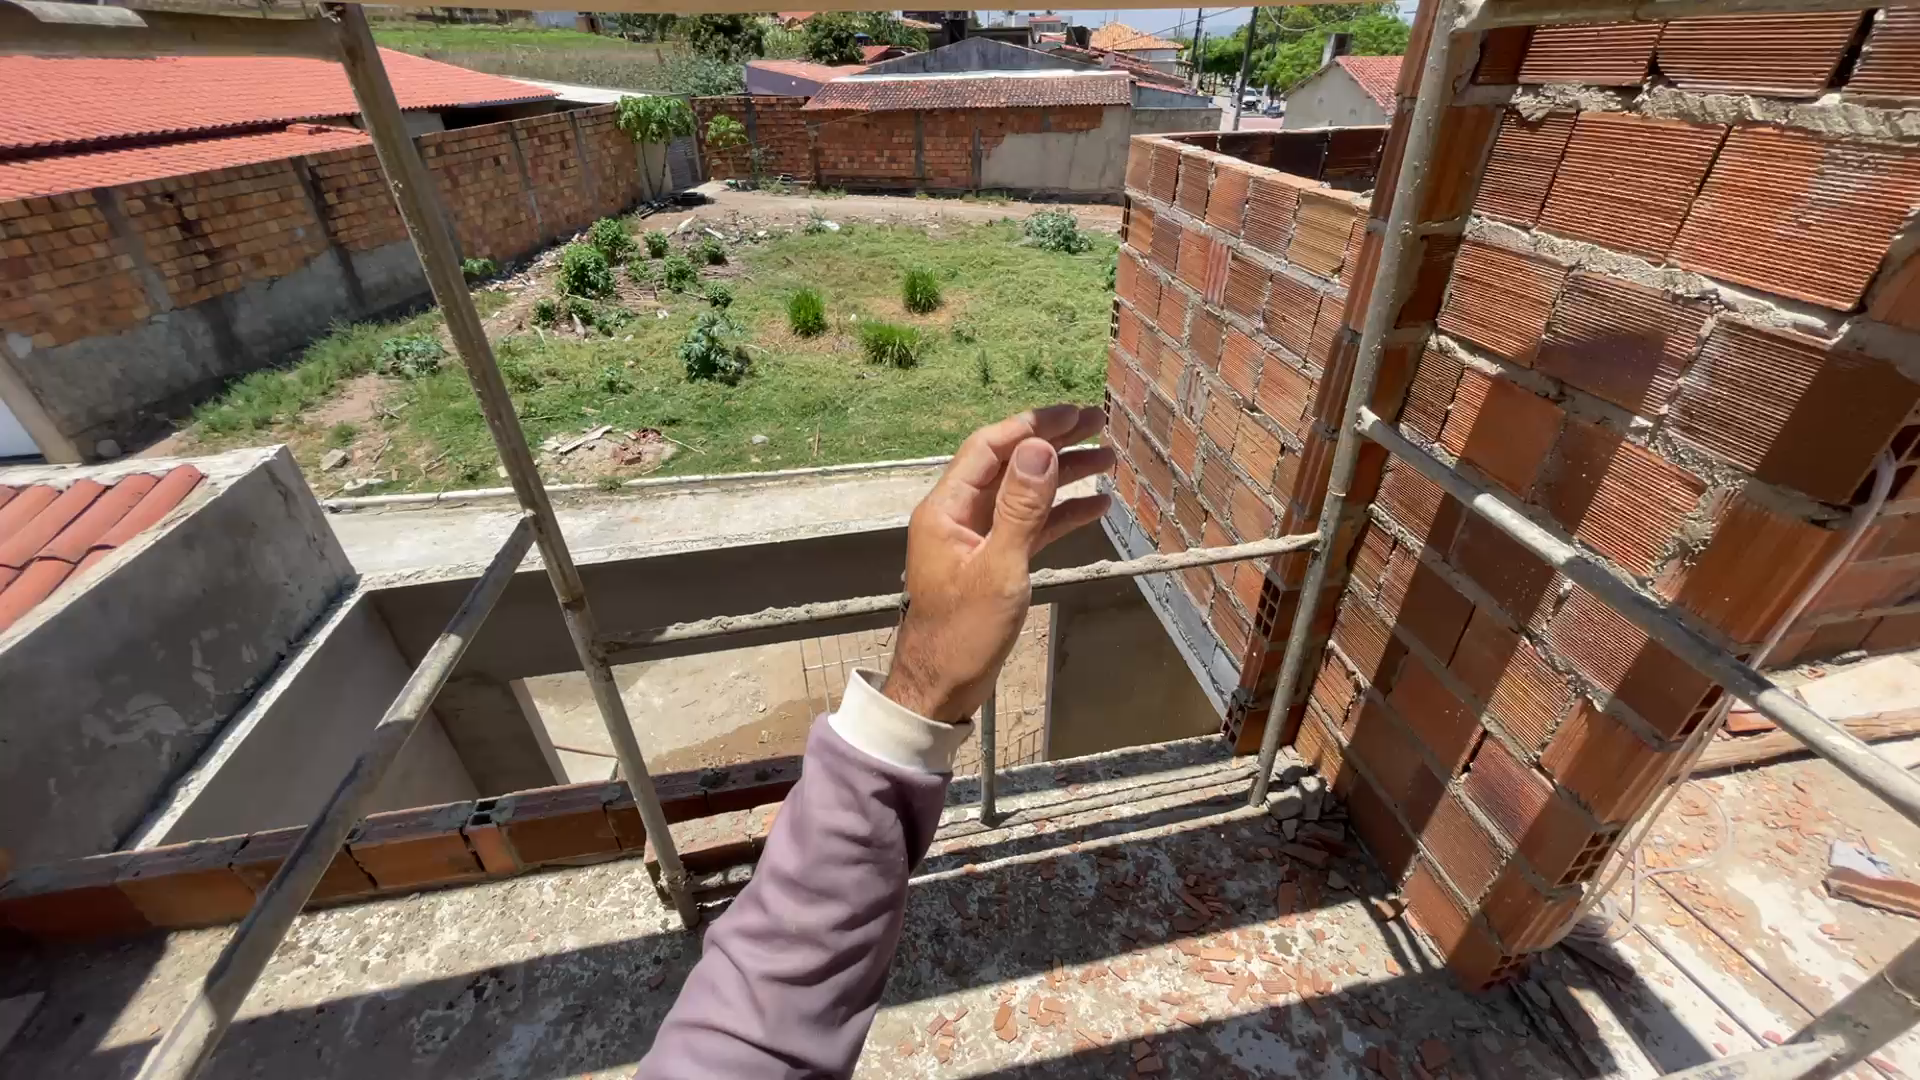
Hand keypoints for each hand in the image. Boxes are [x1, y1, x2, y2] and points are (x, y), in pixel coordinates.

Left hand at [883, 405, 1115, 723]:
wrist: (943, 685)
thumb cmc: (964, 633)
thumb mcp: (998, 568)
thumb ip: (1020, 507)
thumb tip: (1040, 447)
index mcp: (947, 508)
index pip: (989, 448)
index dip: (1032, 425)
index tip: (1073, 413)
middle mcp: (960, 514)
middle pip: (1010, 464)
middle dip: (1053, 442)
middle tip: (1098, 423)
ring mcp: (977, 536)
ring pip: (1024, 494)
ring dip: (1063, 476)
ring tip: (1108, 459)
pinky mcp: (994, 559)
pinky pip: (1029, 526)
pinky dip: (1060, 514)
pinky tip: (1096, 506)